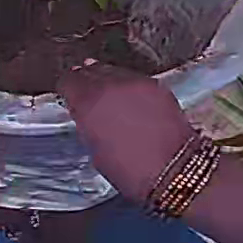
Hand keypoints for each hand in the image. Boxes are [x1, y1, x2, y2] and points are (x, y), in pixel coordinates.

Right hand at [58, 63, 193, 201]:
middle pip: (89, 70)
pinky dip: (126, 84)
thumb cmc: (130, 171)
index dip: (66, 88)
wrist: (176, 170)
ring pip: (111, 70)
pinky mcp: (154, 84)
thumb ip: (88, 124)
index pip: (68, 81)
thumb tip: (88, 113)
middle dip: (84, 79)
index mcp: (88, 103)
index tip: (67, 94)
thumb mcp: (96, 151)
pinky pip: (132, 78)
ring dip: (105, 78)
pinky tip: (129, 96)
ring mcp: (133, 81)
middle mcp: (108, 85)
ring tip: (107, 90)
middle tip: (85, 90)